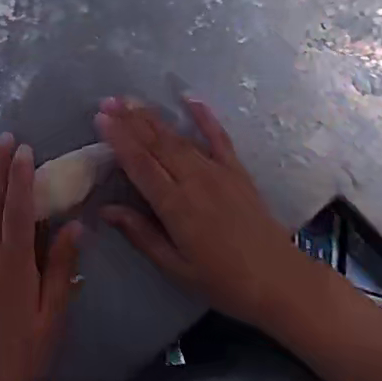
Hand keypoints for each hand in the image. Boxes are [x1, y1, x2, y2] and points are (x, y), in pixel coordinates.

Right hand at [96, 97, 323, 331]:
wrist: (281, 282)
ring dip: (153, 117)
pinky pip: (218, 137)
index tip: (100, 119)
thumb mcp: (176, 268)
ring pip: (179, 137)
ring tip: (130, 100)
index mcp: (177, 206)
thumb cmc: (223, 282)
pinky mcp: (237, 170)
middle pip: (156, 144)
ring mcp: (218, 171)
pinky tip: (190, 98)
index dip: (119, 140)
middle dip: (130, 120)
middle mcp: (195, 181)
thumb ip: (141, 235)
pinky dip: (204, 116)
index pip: (140, 164)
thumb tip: (106, 209)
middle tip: (107, 102)